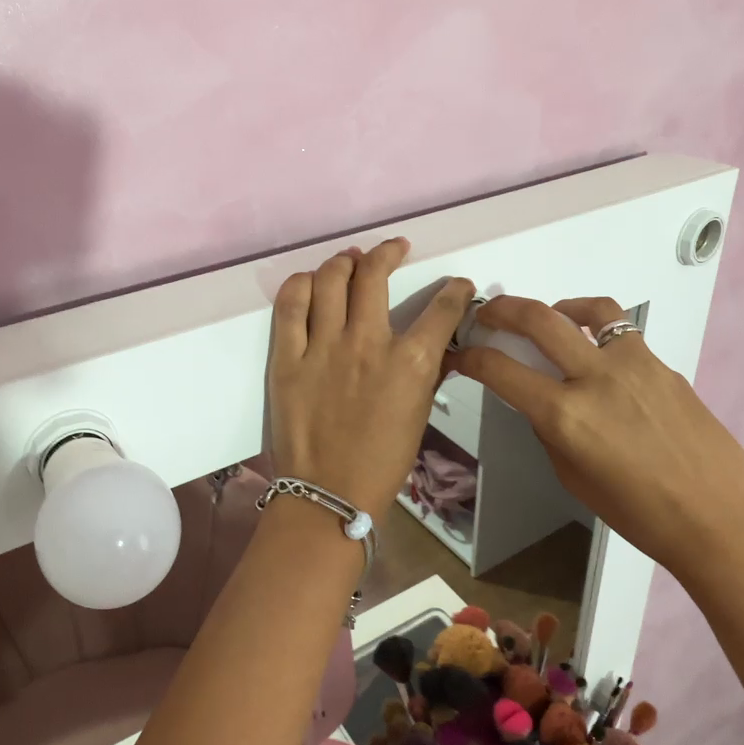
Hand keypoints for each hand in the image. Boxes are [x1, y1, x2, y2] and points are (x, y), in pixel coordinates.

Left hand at [268, 239, 474, 517]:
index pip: (441, 309)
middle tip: (393, 249)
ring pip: (331, 279)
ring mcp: (323, 347)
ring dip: (343, 261)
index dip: (454, 291)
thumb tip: (436, 344)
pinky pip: (291, 304)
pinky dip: (302, 285)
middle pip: (375, 274)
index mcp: (408, 362)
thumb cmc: (382, 461)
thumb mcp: (419, 413)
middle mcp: (367, 343)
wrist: (329, 495)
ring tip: (350, 260)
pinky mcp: (288, 357)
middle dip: (389, 252)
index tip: (456, 285)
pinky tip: (310, 282)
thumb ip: (427, 371)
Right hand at [450, 295, 743, 586]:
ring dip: (558, 306)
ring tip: (552, 318)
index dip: (471, 357)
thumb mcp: (573, 478)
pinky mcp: (663, 365)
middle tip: (489, 312)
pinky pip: (622, 333)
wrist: (721, 520)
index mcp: (566, 415)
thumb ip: (549, 430)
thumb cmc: (639, 515)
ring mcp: (635, 365)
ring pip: (588, 309)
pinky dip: (598, 332)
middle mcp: (596, 378)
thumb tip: (538, 401)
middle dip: (503, 309)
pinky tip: (598, 356)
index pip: (501, 370)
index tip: (460, 354)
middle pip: (538, 318)